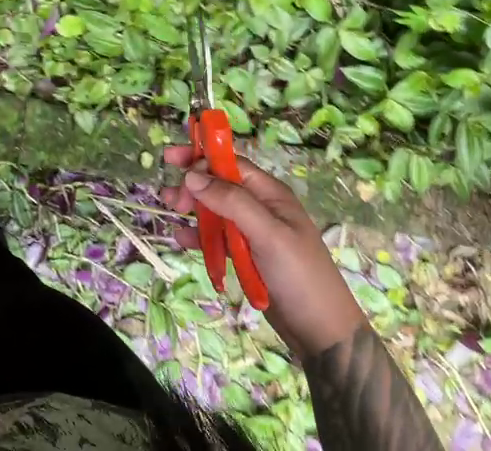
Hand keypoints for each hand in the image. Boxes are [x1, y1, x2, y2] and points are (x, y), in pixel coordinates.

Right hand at [160, 146, 365, 355]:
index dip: (201, 158)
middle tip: (169, 197)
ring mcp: (253, 233)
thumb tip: (192, 175)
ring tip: (170, 211)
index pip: (231, 164)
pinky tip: (181, 240)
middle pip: (220, 186)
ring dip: (193, 209)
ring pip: (216, 212)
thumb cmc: (300, 275)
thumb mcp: (267, 234)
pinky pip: (217, 239)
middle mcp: (261, 208)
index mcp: (270, 194)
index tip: (172, 161)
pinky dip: (199, 237)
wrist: (321, 332)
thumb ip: (231, 202)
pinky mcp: (246, 257)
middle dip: (193, 185)